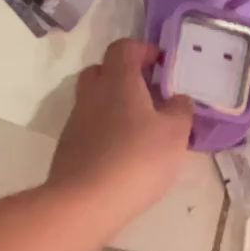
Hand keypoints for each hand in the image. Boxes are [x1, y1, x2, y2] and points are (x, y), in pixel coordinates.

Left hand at [49, 40, 194, 216]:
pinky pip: (89, 130)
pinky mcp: (68, 149)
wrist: (85, 202)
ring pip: (95, 102)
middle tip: (149, 95)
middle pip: (102, 72)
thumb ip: (180, 110)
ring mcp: (75, 123)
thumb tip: (177, 99)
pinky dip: (106, 134)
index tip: (162, 65)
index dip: (143, 50)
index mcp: (117, 81)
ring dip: (116, 108)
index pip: (124, 48)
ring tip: (142, 131)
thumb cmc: (137, 160)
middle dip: (125, 77)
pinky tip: (123, 156)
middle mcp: (91, 95)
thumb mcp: (175, 134)